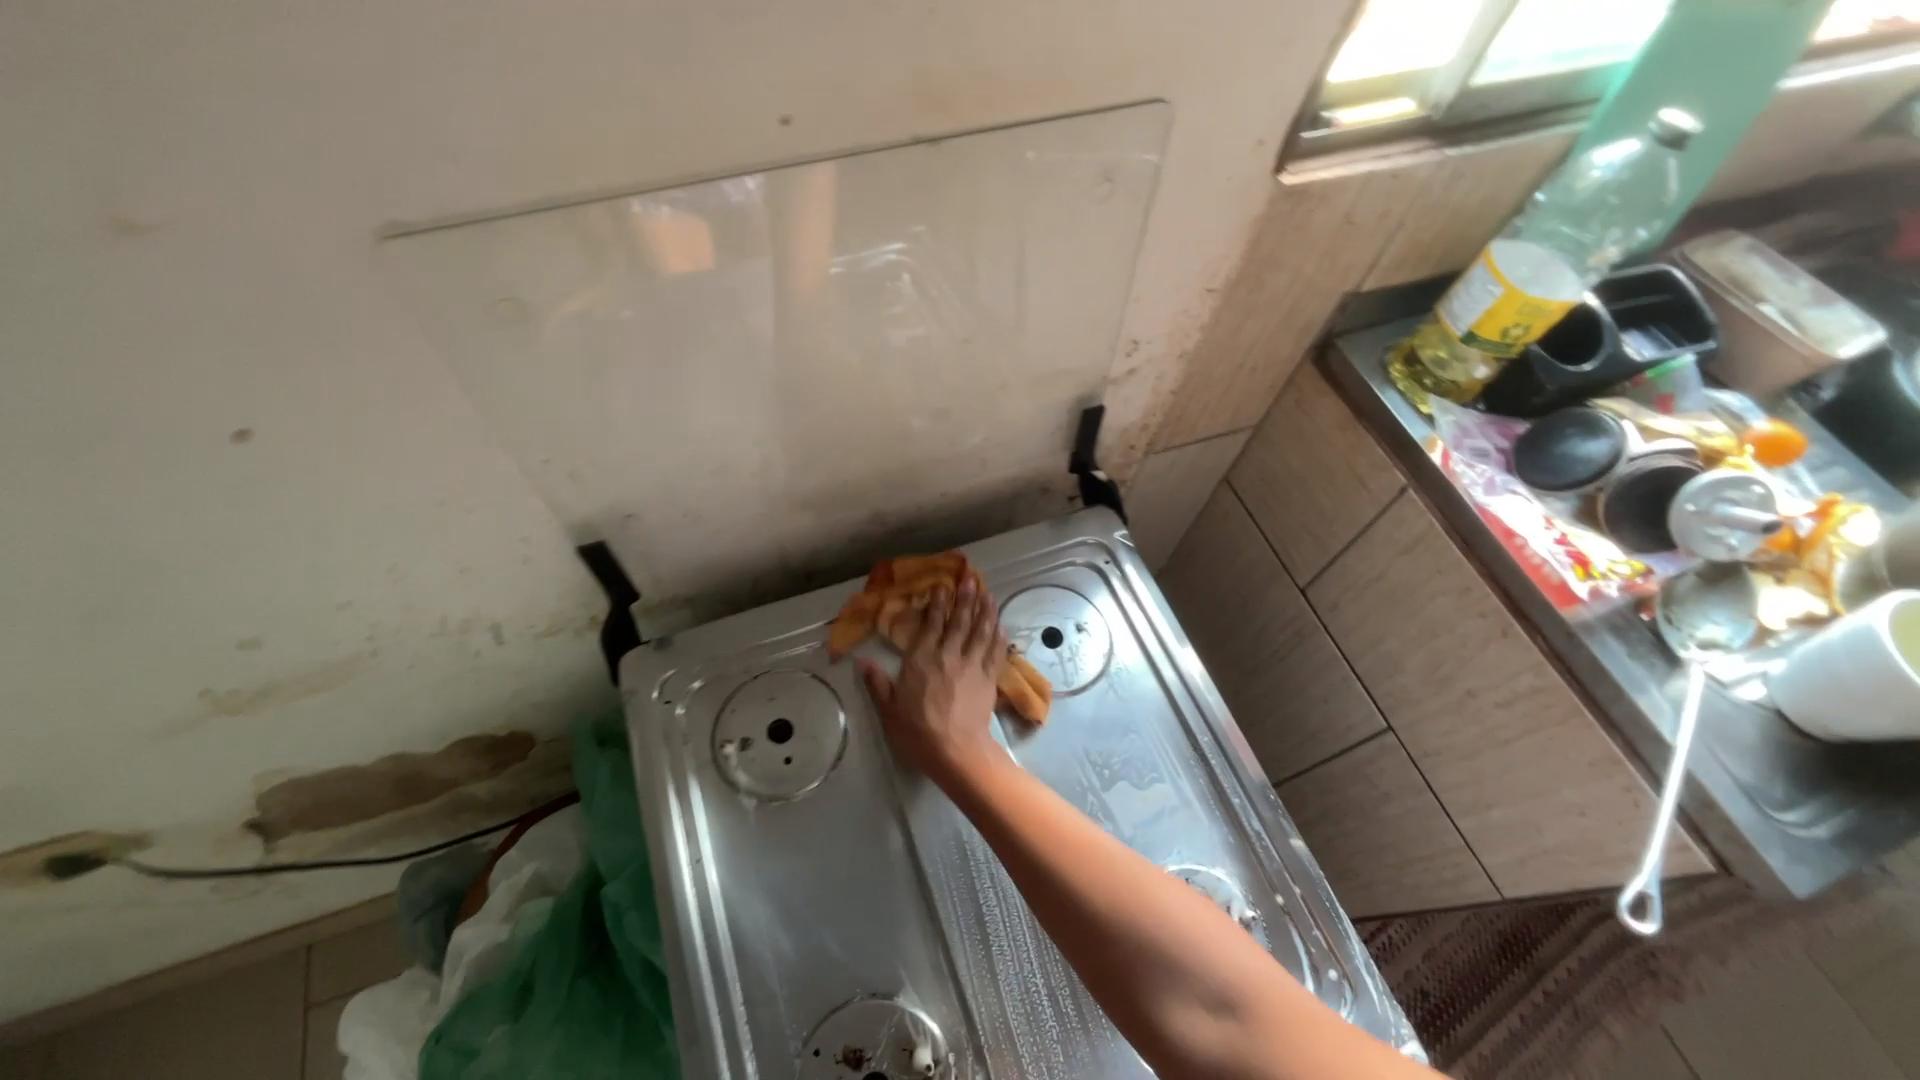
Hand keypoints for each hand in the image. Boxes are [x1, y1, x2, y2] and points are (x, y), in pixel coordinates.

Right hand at [858, 575, 1008, 789]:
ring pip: (980, 631)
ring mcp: (971, 665)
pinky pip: (995, 652)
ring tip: (989, 593)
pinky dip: (998, 636)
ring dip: (985, 610)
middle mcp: (948, 655)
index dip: (937, 602)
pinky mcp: (988, 679)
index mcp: (921, 659)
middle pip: (959, 620)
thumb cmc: (917, 732)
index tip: (942, 585)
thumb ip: (877, 683)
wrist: (954, 750)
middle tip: (971, 577)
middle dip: (965, 597)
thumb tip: (861, 662)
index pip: (931, 624)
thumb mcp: (888, 709)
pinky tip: (1000, 625)